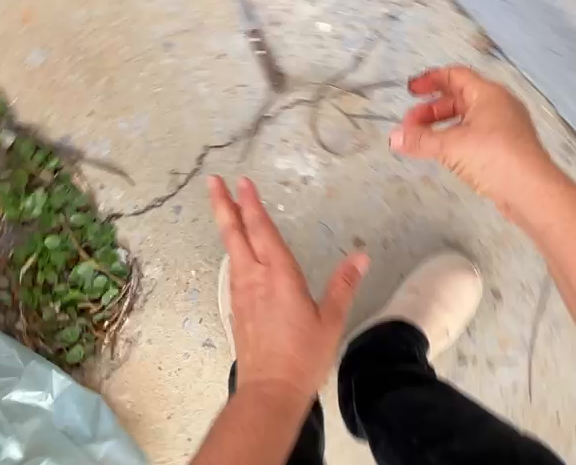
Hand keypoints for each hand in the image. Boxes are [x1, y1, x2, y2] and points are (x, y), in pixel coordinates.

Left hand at [207, 175, 368, 403]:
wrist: (269, 393)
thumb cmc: (303, 356)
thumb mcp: (330, 320)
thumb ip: (344, 285)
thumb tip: (362, 256)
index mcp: (278, 274)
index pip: (262, 229)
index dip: (252, 203)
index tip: (242, 181)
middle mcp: (255, 277)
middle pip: (235, 233)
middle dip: (224, 204)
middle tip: (213, 181)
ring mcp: (242, 292)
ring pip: (232, 249)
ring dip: (227, 223)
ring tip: (225, 206)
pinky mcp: (237, 308)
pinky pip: (234, 267)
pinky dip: (233, 248)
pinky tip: (236, 249)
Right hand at [391, 66, 562, 217]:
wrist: (533, 192)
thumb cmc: (493, 156)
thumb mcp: (451, 146)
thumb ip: (420, 140)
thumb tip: (392, 137)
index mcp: (487, 93)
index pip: (454, 75)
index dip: (430, 80)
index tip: (410, 91)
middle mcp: (498, 104)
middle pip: (459, 97)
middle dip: (432, 109)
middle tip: (411, 124)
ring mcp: (506, 126)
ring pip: (467, 117)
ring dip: (443, 126)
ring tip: (423, 142)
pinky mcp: (508, 148)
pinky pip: (476, 134)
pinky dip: (457, 138)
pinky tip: (446, 155)